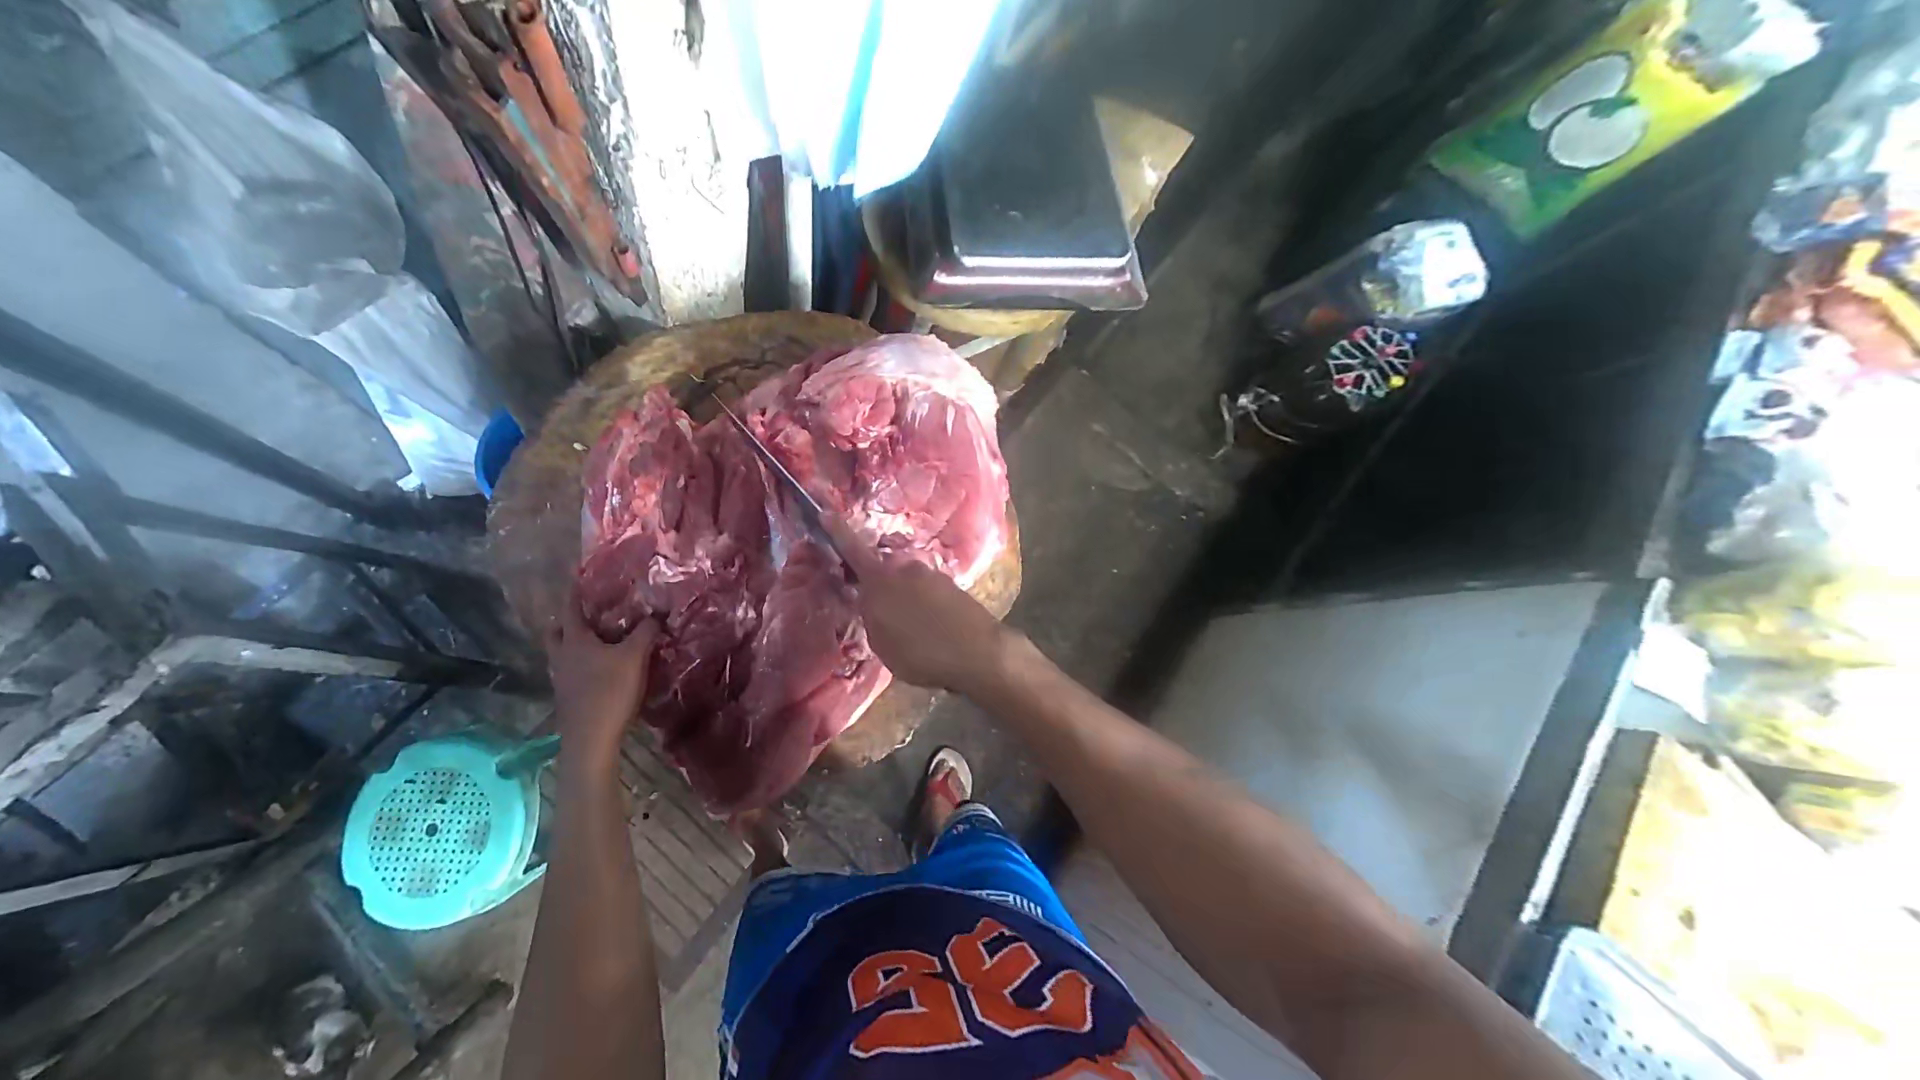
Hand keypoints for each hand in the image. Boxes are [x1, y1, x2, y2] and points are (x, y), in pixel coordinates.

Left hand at [546, 593, 658, 771]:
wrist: (590, 740)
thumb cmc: (610, 691)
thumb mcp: (636, 656)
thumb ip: (646, 631)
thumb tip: (657, 613)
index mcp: (575, 641)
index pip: (571, 608)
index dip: (575, 591)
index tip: (579, 576)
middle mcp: (562, 656)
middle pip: (557, 632)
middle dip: (568, 621)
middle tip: (588, 614)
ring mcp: (562, 679)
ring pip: (562, 653)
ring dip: (575, 644)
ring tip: (600, 640)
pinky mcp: (569, 697)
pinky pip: (571, 670)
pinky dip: (583, 663)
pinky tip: (603, 668)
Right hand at [826, 518, 1016, 694]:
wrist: (979, 653)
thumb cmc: (921, 653)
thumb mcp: (881, 643)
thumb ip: (871, 616)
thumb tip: (869, 600)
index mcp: (882, 580)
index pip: (853, 549)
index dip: (837, 531)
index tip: (826, 512)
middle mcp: (907, 569)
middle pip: (884, 572)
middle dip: (878, 587)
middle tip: (877, 613)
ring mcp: (933, 576)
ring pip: (907, 584)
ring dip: (904, 601)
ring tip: (908, 632)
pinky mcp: (953, 588)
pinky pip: (927, 595)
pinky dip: (923, 608)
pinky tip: (929, 632)